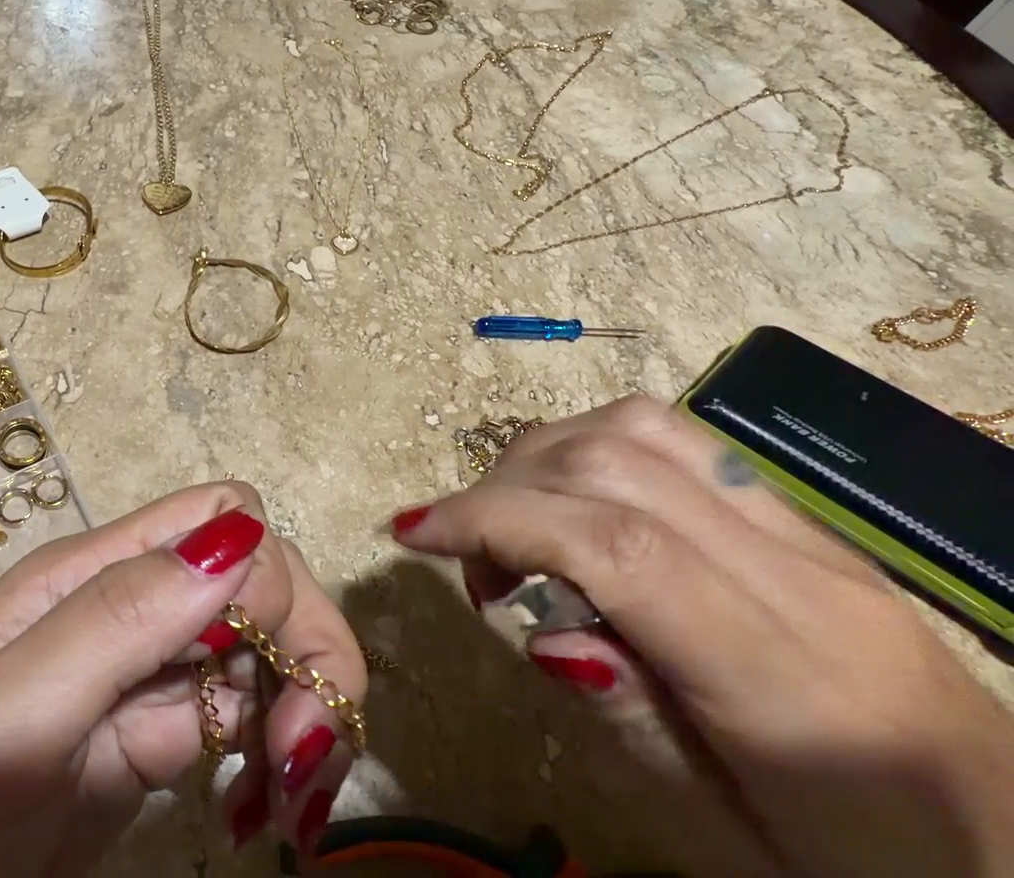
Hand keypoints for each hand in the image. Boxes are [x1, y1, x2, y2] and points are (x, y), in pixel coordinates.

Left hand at [0, 482, 366, 877]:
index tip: (259, 667)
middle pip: (257, 577)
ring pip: (262, 647)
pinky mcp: (156, 741)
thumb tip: (239, 542)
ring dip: (302, 707)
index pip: (218, 520)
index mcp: (85, 575)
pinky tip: (254, 810)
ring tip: (285, 795)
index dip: (262, 577)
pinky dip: (274, 755)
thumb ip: (111, 621)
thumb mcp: (5, 710)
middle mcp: (125, 607)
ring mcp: (144, 676)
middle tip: (295, 750)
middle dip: (301, 644)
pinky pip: (243, 718)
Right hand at [393, 395, 1013, 877]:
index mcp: (792, 681)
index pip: (616, 546)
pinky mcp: (815, 527)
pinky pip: (687, 445)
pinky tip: (576, 507)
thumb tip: (539, 628)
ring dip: (546, 456)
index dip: (494, 518)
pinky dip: (597, 451)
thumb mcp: (724, 839)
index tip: (411, 532)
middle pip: (621, 464)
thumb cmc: (852, 869)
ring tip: (515, 525)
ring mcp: (819, 540)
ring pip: (651, 429)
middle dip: (504, 488)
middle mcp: (809, 581)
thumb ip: (633, 725)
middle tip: (469, 562)